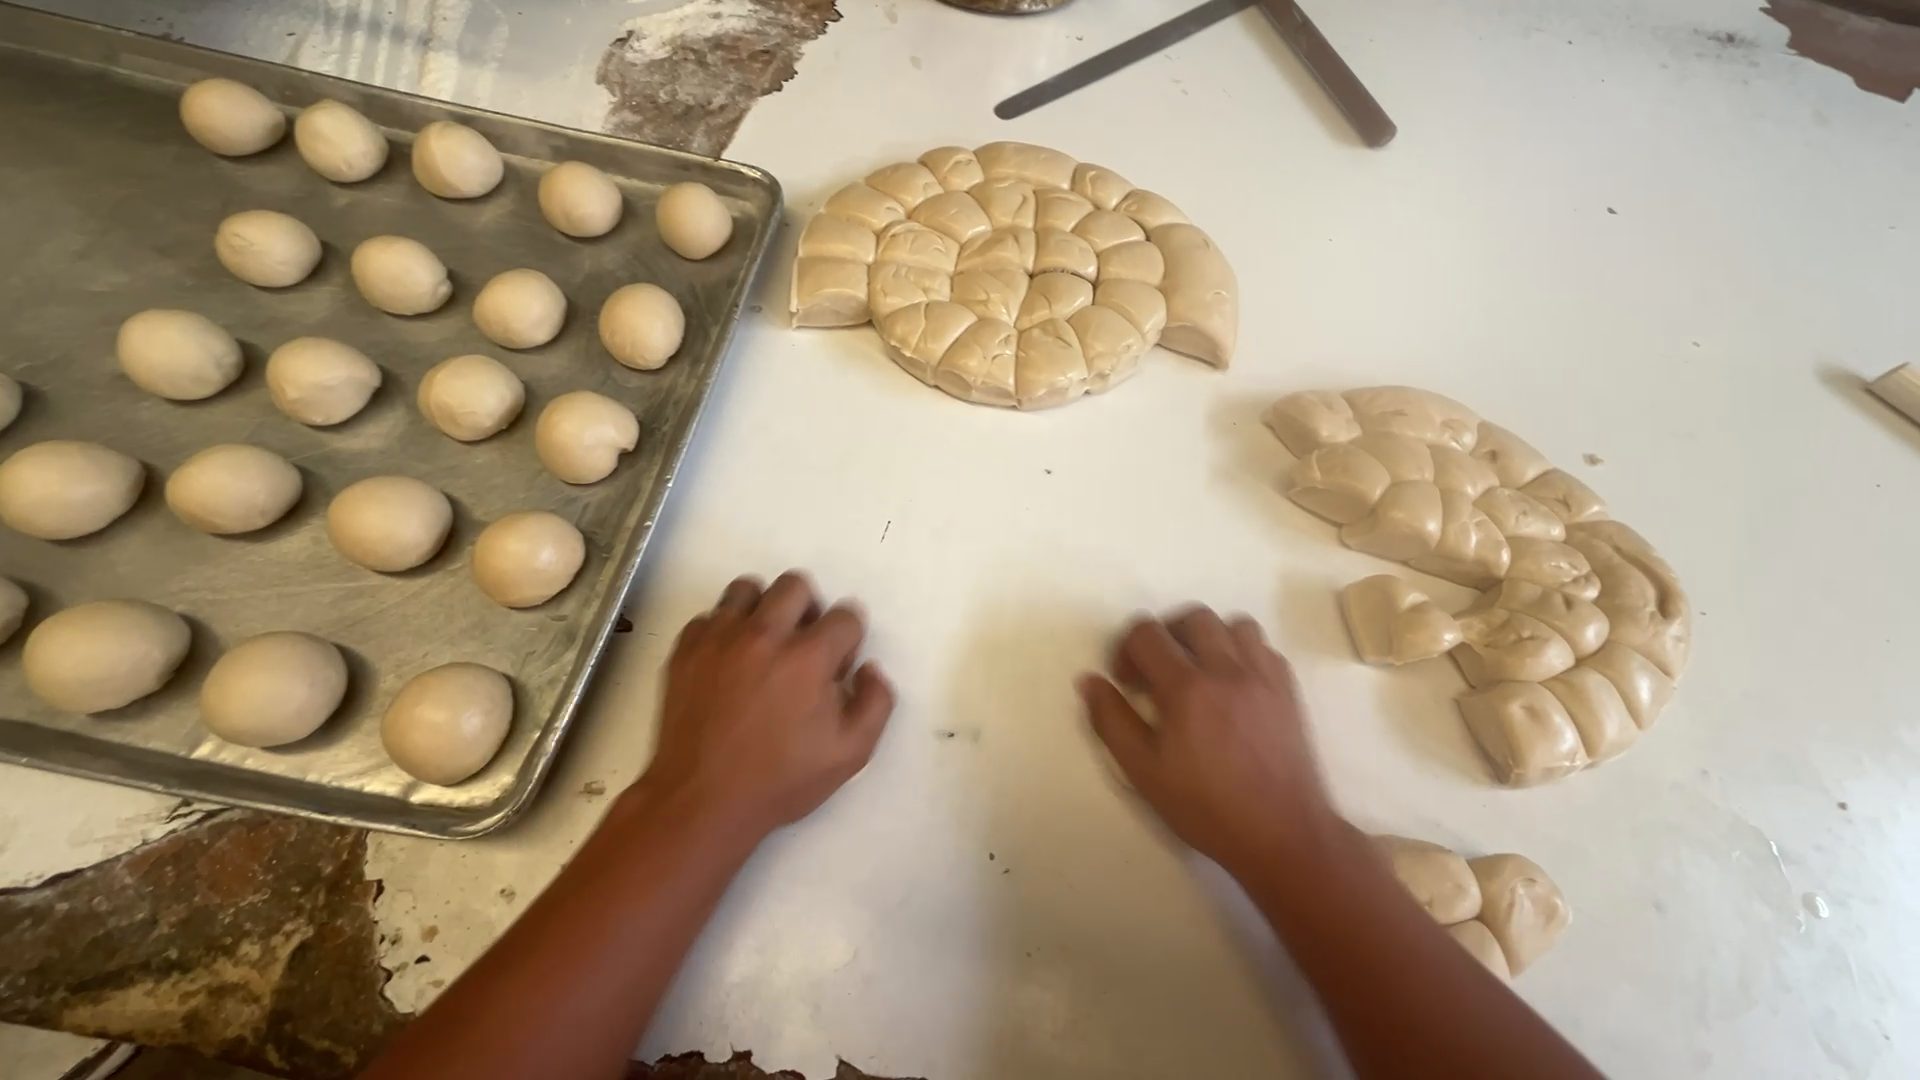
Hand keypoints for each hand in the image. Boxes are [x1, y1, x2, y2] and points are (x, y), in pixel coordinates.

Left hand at [643, 571, 894, 838]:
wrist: (701, 801)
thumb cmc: (781, 780)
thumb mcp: (851, 753)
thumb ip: (875, 702)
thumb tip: (869, 668)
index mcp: (808, 657)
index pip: (845, 615)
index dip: (849, 639)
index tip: (838, 665)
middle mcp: (764, 634)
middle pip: (796, 585)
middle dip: (810, 610)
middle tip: (803, 647)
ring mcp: (720, 637)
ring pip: (748, 588)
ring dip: (763, 609)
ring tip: (763, 644)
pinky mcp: (686, 648)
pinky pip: (710, 616)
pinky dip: (724, 631)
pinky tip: (728, 662)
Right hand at [1080, 607, 1336, 871]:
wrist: (1283, 834)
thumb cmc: (1206, 807)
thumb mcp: (1143, 771)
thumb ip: (1111, 720)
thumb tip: (1089, 680)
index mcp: (1187, 687)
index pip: (1146, 633)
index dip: (1126, 650)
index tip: (1127, 684)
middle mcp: (1227, 669)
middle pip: (1192, 617)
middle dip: (1166, 635)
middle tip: (1158, 671)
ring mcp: (1263, 676)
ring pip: (1233, 624)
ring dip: (1209, 637)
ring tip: (1199, 671)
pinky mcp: (1288, 690)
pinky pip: (1263, 647)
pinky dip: (1242, 653)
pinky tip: (1233, 686)